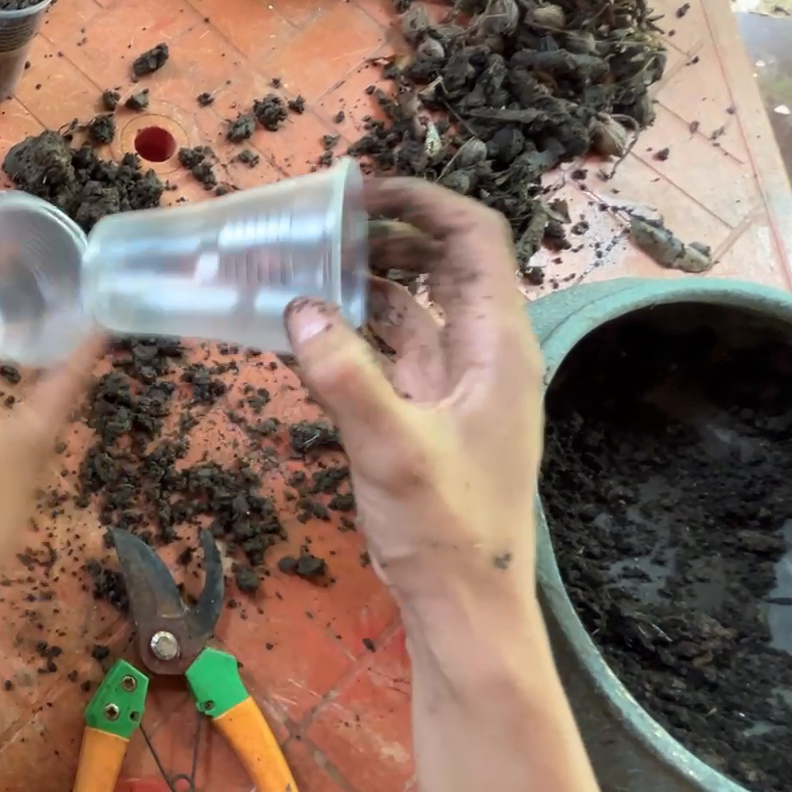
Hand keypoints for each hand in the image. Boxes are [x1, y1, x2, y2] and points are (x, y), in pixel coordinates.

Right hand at [285, 178, 543, 605]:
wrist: (460, 599)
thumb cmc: (445, 526)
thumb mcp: (393, 450)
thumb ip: (345, 378)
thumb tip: (297, 310)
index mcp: (494, 345)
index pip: (474, 241)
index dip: (424, 203)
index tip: (361, 192)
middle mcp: (475, 351)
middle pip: (439, 264)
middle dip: (383, 237)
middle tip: (317, 229)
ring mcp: (445, 380)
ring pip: (406, 305)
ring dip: (360, 282)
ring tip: (301, 268)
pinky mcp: (416, 407)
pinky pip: (381, 348)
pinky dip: (347, 329)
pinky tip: (304, 327)